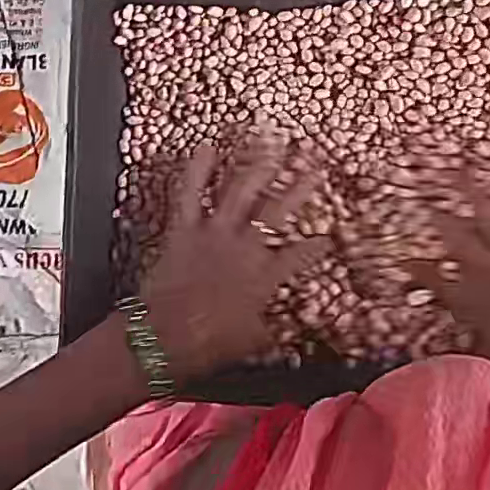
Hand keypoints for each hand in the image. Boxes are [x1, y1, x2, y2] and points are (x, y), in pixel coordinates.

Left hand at [139, 141, 326, 378]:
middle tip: (314, 164)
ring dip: (258, 166)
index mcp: (265, 276)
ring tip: (272, 144)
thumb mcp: (250, 342)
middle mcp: (246, 247)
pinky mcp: (186, 228)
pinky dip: (199, 170)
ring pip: (241, 192)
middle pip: (278, 210)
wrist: (161, 339)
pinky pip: (193, 194)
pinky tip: (207, 148)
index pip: (300, 255)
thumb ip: (271, 331)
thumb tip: (289, 337)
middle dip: (299, 186)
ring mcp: (216, 232)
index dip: (316, 245)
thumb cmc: (207, 345)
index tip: (328, 237)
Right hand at [408, 178, 489, 404]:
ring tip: (458, 171)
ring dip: (472, 195)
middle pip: (457, 238)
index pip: (436, 279)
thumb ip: (478, 336)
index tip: (400, 257)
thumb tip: (465, 326)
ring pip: (489, 221)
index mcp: (476, 304)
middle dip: (435, 217)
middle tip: (419, 193)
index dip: (417, 267)